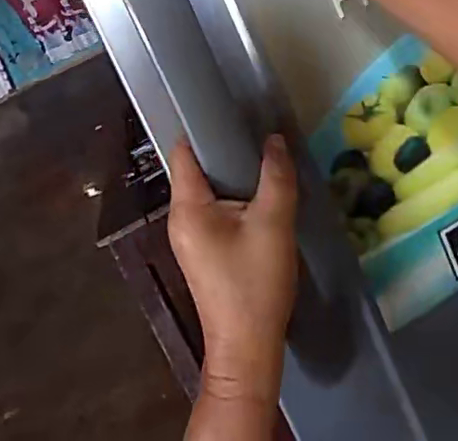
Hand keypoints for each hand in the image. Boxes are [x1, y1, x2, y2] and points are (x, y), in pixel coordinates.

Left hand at [167, 135, 298, 405]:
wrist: (248, 348)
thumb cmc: (255, 283)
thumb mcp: (274, 221)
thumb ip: (276, 174)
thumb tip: (274, 139)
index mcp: (187, 207)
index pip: (184, 151)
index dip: (205, 126)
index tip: (233, 108)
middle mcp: (182, 218)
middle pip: (198, 167)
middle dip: (228, 148)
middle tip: (260, 131)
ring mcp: (192, 236)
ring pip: (212, 188)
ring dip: (236, 172)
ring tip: (266, 156)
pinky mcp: (207, 249)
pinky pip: (218, 207)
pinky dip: (238, 194)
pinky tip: (263, 191)